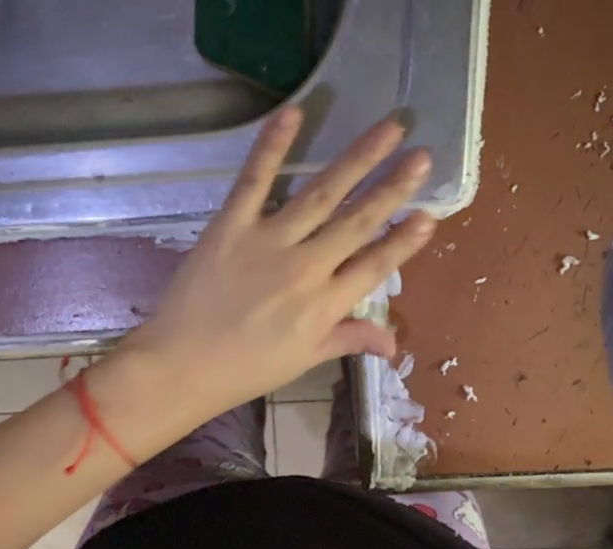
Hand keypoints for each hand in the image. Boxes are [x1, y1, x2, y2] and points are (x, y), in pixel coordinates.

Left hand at [119, 107, 437, 411]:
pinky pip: (255, 180)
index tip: (431, 215)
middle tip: (422, 155)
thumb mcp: (302, 359)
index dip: (404, 241)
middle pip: (356, 221)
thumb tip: (392, 344)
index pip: (374, 266)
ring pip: (321, 194)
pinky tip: (294, 113)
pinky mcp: (231, 226)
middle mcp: (305, 268)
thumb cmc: (244, 370)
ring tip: (388, 128)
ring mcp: (268, 243)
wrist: (181, 366)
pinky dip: (273, 145)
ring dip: (357, 159)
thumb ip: (347, 338)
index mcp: (324, 306)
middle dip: (393, 188)